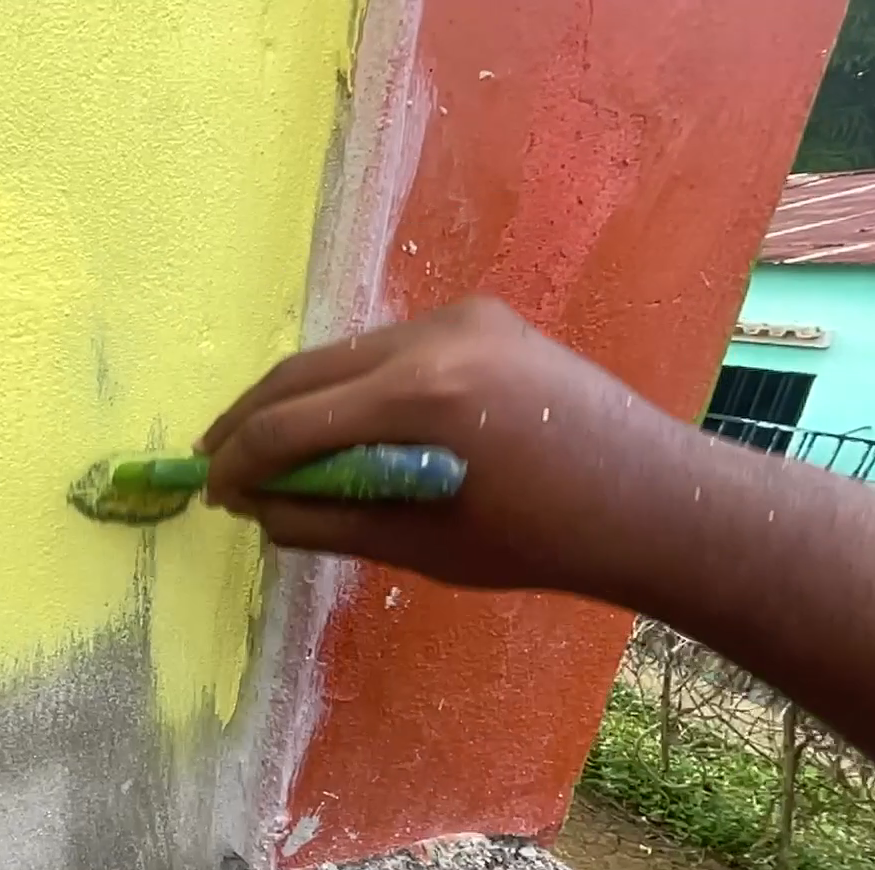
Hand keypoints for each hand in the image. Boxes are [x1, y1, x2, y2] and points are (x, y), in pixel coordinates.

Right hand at [196, 296, 692, 591]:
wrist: (661, 503)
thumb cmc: (539, 543)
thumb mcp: (410, 545)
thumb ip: (315, 520)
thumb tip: (250, 506)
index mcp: (422, 397)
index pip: (288, 423)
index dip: (237, 462)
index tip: (213, 494)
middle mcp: (433, 336)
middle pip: (296, 375)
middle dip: (243, 423)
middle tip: (214, 463)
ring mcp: (456, 317)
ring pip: (328, 358)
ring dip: (282, 402)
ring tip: (252, 443)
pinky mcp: (472, 317)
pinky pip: (370, 352)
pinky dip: (331, 388)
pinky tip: (317, 420)